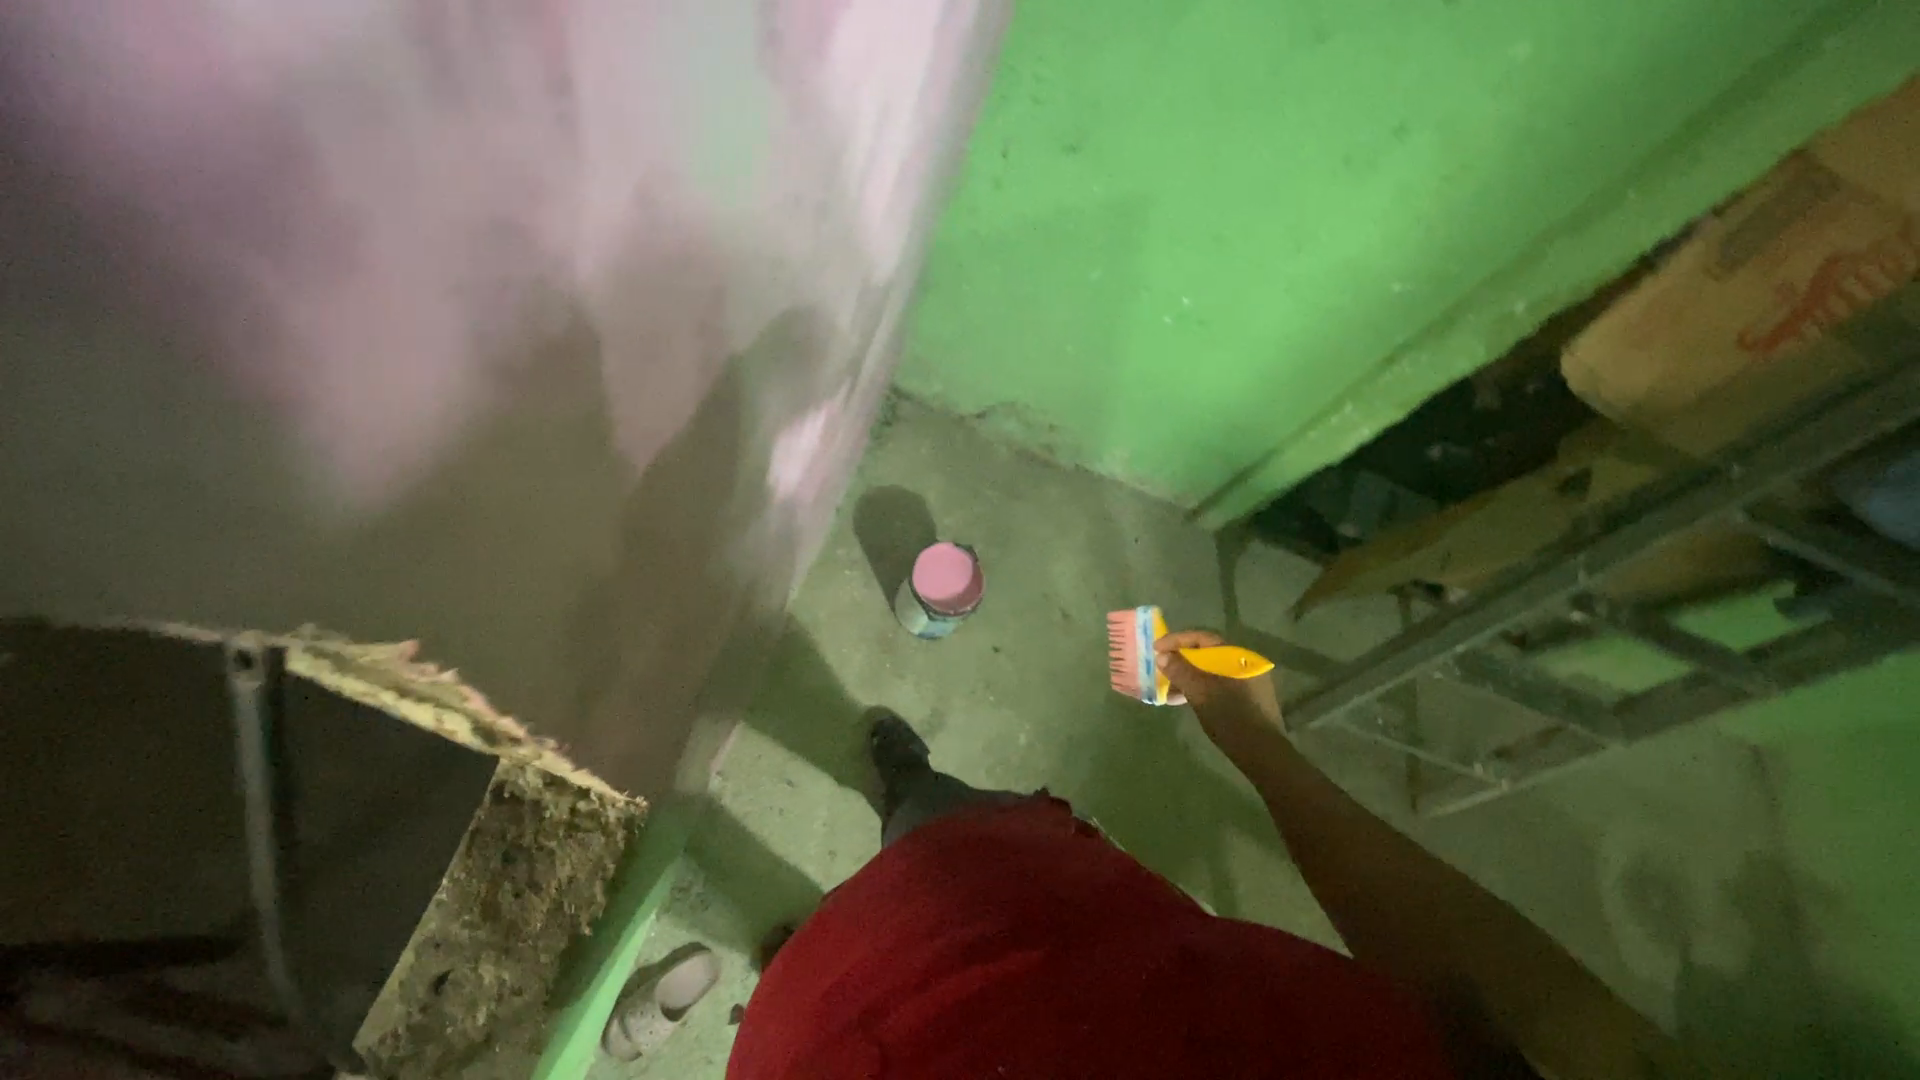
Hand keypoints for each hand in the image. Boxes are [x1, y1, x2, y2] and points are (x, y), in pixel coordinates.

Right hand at [1156, 630, 1284, 758]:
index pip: (1203, 638)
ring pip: (1211, 671)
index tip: (1155, 648)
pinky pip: (1218, 684)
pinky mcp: (1247, 698)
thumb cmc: (1231, 718)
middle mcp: (1245, 664)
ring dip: (1188, 677)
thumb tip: (1163, 655)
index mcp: (1238, 657)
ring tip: (1169, 690)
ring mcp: (1247, 682)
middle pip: (1207, 654)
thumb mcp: (1200, 693)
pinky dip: (1200, 688)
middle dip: (1181, 660)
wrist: (1262, 754)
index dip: (1177, 640)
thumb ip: (1181, 671)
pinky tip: (1186, 700)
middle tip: (1161, 668)